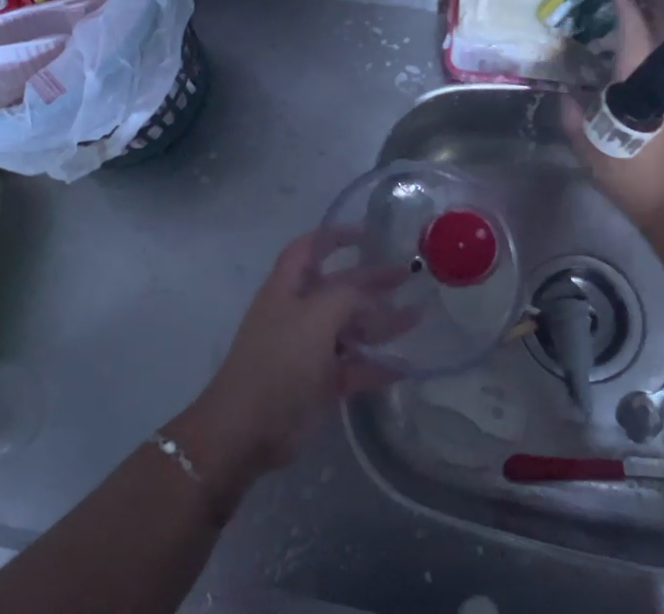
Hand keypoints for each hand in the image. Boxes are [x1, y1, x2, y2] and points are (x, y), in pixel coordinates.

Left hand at [167, 231, 403, 494]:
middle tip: (407, 277)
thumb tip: (372, 296)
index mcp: (286, 289)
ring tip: (416, 318)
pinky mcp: (319, 384)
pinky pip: (354, 369)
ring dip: (381, 323)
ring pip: (349, 329)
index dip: (334, 236)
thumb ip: (348, 296)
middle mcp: (297, 314)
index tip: (368, 233)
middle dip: (370, 280)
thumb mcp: (315, 318)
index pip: (309, 249)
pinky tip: (404, 367)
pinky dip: (376, 367)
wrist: (247, 430)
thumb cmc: (278, 363)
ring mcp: (308, 350)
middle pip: (337, 288)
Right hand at [562, 0, 663, 229]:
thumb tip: (565, 95)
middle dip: (655, 4)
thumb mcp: (590, 150)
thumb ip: (574, 119)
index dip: (626, 5)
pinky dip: (659, 46)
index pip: (634, 33)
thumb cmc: (632, 176)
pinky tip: (644, 52)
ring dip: (660, 23)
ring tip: (646, 6)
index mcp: (640, 85)